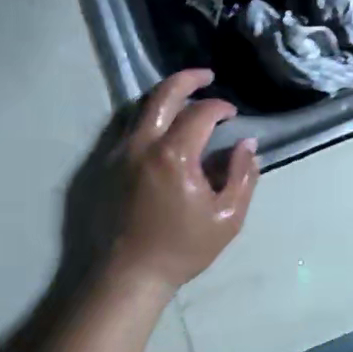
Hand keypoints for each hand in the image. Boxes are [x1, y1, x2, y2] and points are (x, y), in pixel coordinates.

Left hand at [104, 69, 259, 288]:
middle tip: (206, 75)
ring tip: (185, 95)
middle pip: (163, 94)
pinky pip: (127, 127)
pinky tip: (161, 125)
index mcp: (174, 156)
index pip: (201, 113)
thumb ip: (242, 176)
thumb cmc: (182, 247)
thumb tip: (247, 144)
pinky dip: (147, 116)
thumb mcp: (228, 218)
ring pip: (141, 107)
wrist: (128, 276)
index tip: (233, 114)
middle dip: (188, 79)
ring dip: (165, 95)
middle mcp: (143, 145)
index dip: (220, 107)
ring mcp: (119, 153)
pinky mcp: (105, 165)